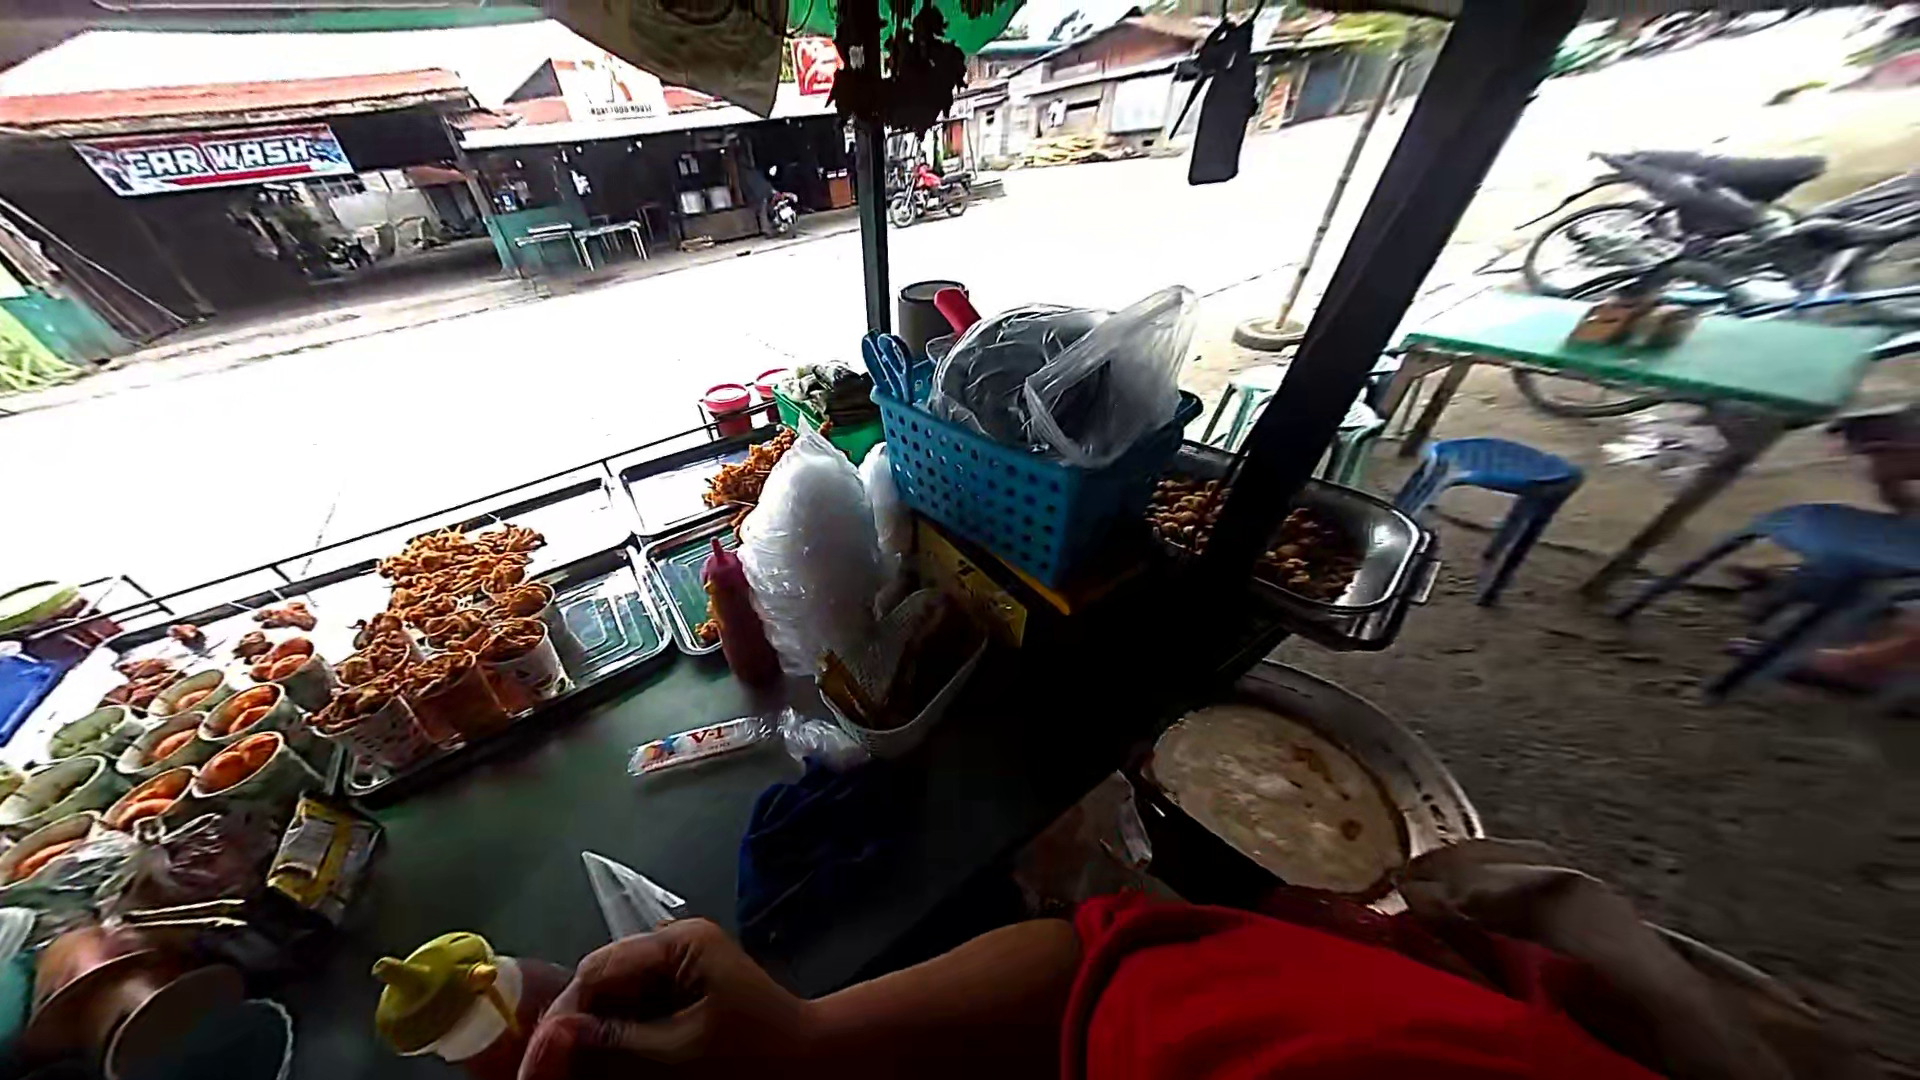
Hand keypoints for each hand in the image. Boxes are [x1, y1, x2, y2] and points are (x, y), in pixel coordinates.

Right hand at [518, 919, 814, 1079]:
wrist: (805, 1064)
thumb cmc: (751, 1056)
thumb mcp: (676, 1054)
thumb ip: (611, 1046)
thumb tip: (547, 1038)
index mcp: (680, 943)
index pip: (597, 968)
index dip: (560, 1020)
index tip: (537, 1073)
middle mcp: (676, 949)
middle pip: (602, 987)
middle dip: (574, 1035)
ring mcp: (680, 974)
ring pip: (613, 1008)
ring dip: (593, 1046)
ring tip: (577, 1076)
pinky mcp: (682, 1001)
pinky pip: (635, 1021)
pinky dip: (618, 1048)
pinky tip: (611, 1070)